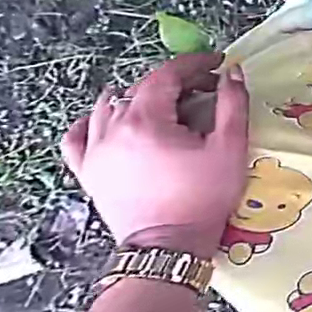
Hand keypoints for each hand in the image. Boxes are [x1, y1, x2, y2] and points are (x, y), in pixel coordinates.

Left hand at [59, 52, 248, 258]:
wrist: (169, 247)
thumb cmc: (204, 196)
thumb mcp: (230, 146)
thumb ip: (232, 103)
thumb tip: (232, 72)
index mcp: (146, 121)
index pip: (167, 74)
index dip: (195, 64)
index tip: (217, 63)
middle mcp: (112, 129)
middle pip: (141, 87)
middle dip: (176, 81)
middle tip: (205, 89)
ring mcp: (94, 151)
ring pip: (110, 105)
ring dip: (140, 96)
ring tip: (167, 105)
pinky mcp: (88, 171)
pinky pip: (78, 135)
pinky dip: (93, 121)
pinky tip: (110, 119)